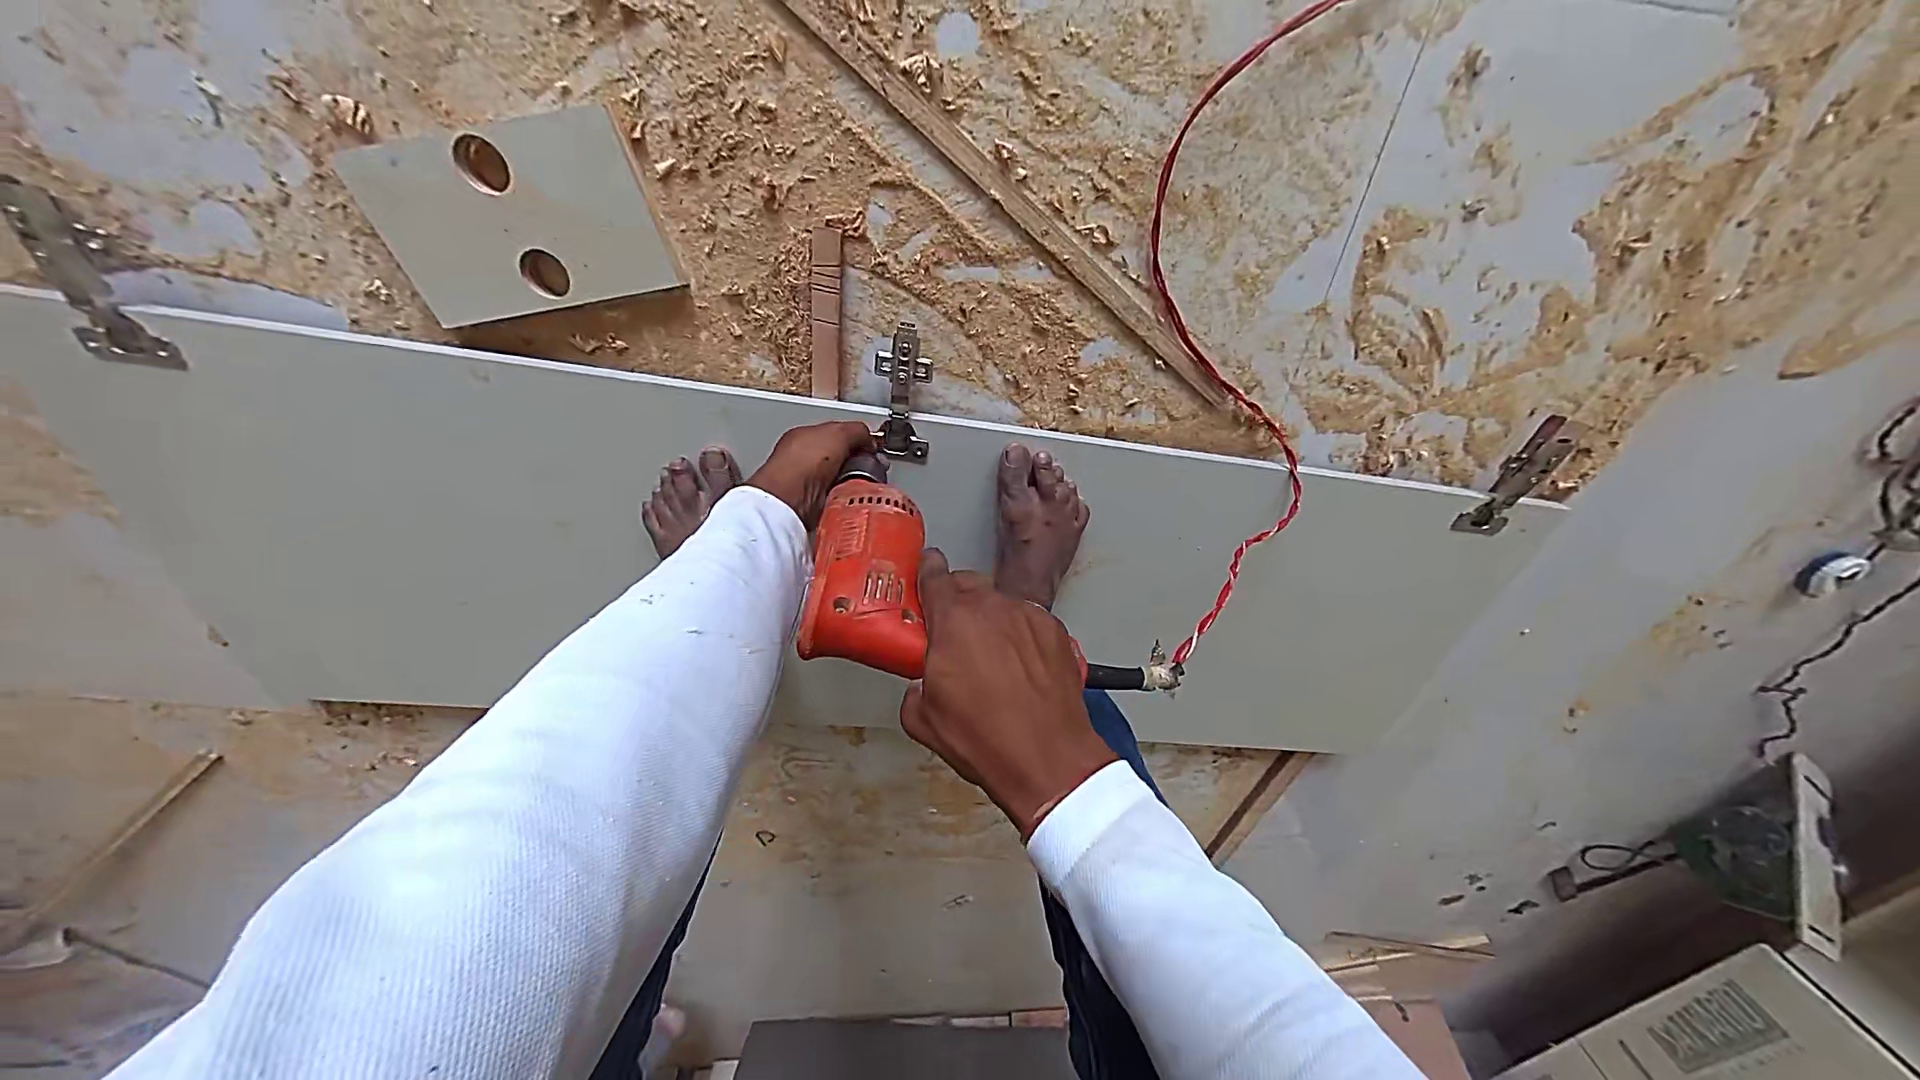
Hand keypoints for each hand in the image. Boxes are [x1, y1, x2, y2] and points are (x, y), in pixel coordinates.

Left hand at [746, 421, 875, 528]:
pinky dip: (848, 497)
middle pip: (842, 458)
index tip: (872, 447)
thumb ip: (856, 431)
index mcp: (806, 436)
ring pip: (844, 479)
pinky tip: (849, 494)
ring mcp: (809, 483)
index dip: (858, 439)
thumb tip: (869, 438)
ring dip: (855, 481)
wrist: (792, 498)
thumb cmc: (802, 462)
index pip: (838, 433)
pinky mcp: (814, 504)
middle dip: (860, 462)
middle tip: (871, 466)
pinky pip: (840, 498)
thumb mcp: (838, 433)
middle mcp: (805, 459)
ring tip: (859, 481)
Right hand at [900, 550, 1116, 836]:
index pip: (935, 576)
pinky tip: (1019, 663)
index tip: (928, 567)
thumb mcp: (924, 721)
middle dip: (957, 597)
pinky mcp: (1056, 631)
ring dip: (990, 617)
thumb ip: (914, 690)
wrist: (1048, 757)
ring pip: (1001, 602)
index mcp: (953, 621)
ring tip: (990, 652)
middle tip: (952, 625)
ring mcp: (1028, 616)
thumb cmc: (987, 738)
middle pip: (968, 583)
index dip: (928, 570)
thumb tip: (920, 688)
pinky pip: (1029, 620)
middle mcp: (992, 608)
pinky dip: (1020, 632)